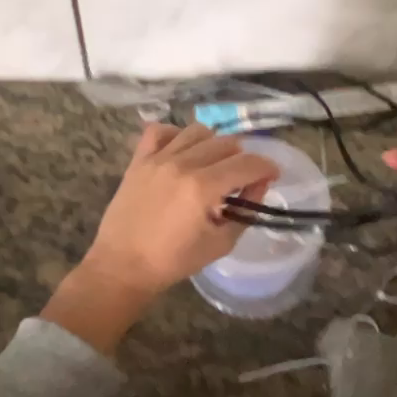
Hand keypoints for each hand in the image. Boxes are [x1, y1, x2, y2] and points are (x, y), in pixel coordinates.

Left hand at [43, 124, 277, 351]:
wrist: (123, 266)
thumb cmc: (174, 261)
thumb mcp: (220, 243)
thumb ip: (245, 211)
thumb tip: (259, 186)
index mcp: (203, 187)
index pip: (248, 163)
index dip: (267, 167)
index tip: (273, 175)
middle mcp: (182, 164)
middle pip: (226, 143)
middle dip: (243, 159)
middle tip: (241, 179)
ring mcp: (157, 159)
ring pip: (198, 131)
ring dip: (214, 144)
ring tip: (213, 165)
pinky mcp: (138, 160)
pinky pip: (160, 131)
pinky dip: (176, 135)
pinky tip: (182, 153)